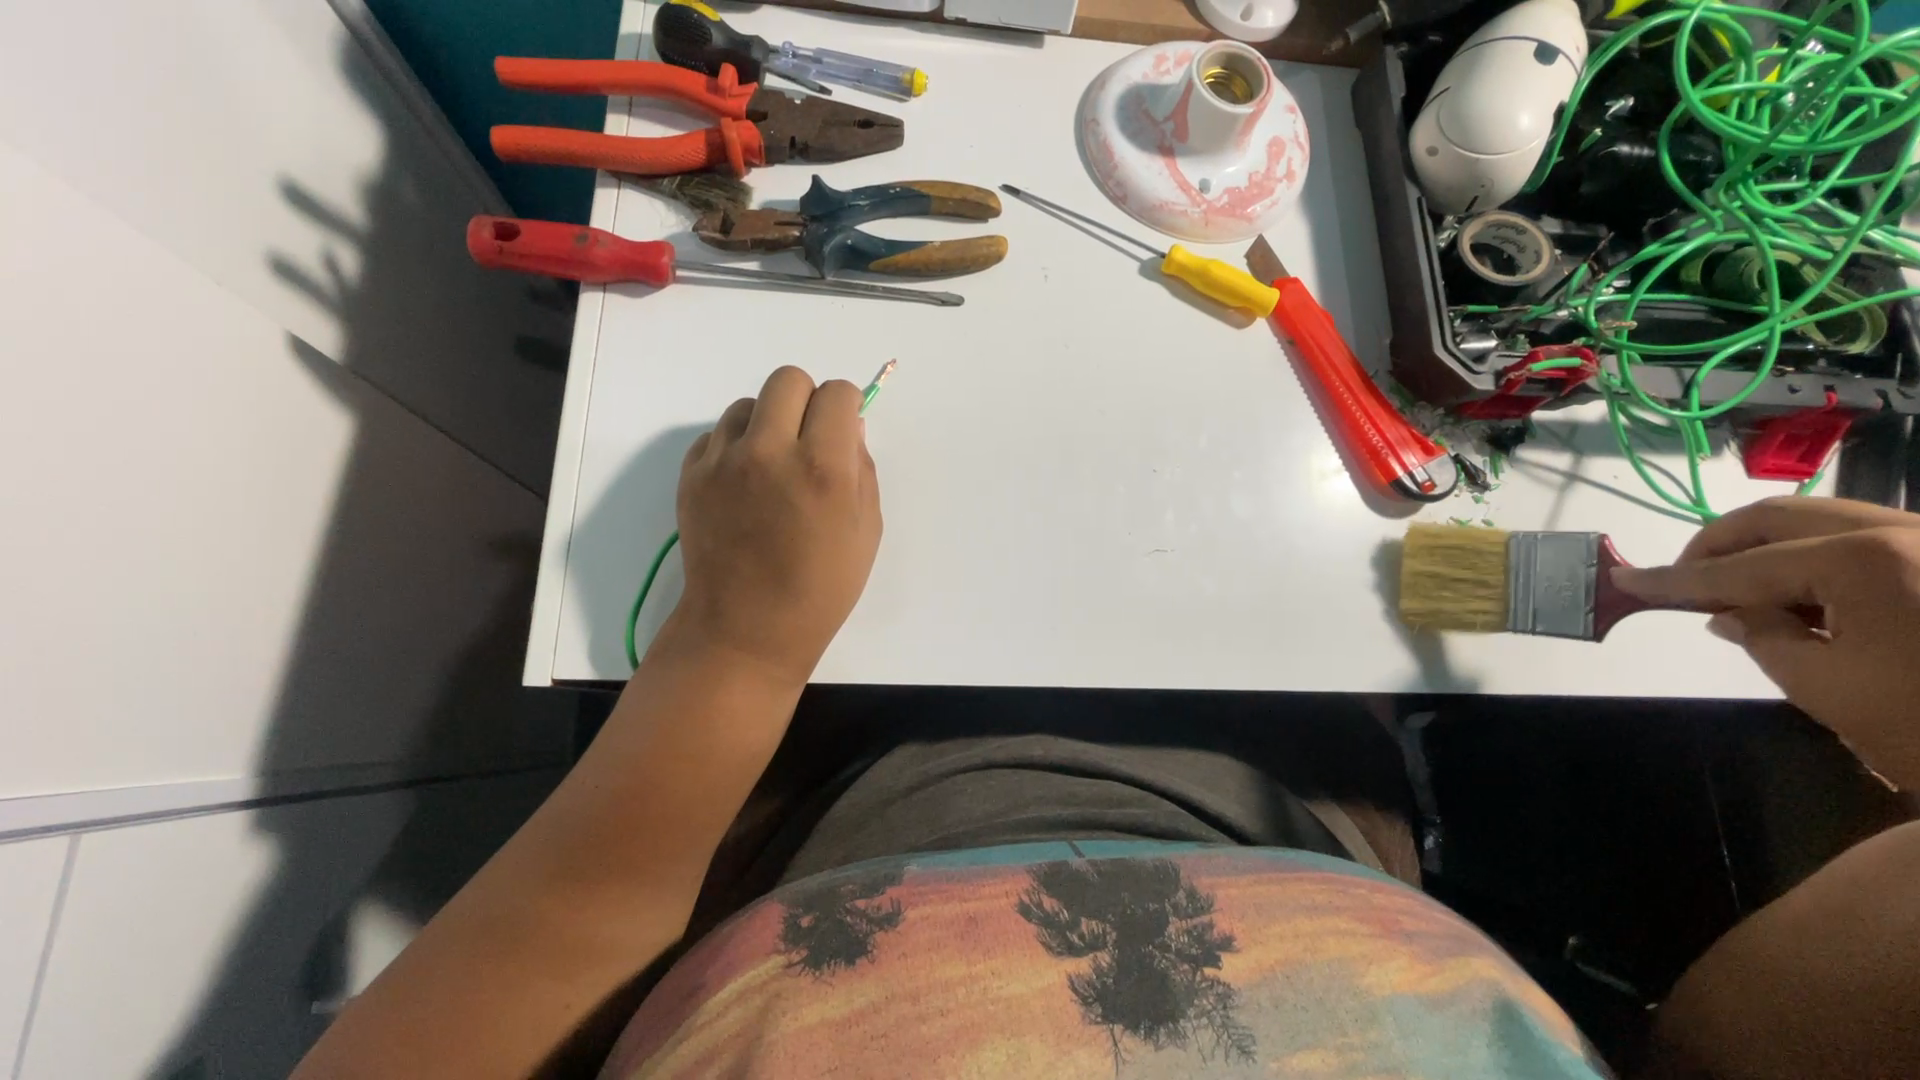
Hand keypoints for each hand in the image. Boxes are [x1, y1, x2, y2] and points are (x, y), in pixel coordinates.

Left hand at [668, 366, 881, 681]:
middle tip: (808, 442)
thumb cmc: (820, 589)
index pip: (836, 393)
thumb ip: (862, 469)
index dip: (845, 410)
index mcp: (823, 468)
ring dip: (767, 424)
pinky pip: (717, 434)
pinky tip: (743, 486)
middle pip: (788, 380)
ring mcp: (723, 461)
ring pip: (748, 404)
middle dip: (806, 402)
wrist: (746, 629)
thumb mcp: (867, 531)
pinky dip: (735, 448)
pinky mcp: (691, 475)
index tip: (842, 435)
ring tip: (771, 467)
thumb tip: (847, 426)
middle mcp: (770, 452)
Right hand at [1611, 496, 1919, 786]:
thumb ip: (1762, 638)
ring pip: (1824, 523)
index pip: (1739, 568)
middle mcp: (1903, 531)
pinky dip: (1814, 561)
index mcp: (1861, 560)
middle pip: (1779, 518)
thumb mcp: (1825, 688)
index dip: (1674, 579)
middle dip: (1718, 546)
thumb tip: (1730, 615)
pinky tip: (1801, 600)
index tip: (1625, 580)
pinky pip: (1866, 542)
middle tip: (1682, 582)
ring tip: (1736, 593)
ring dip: (1766, 551)